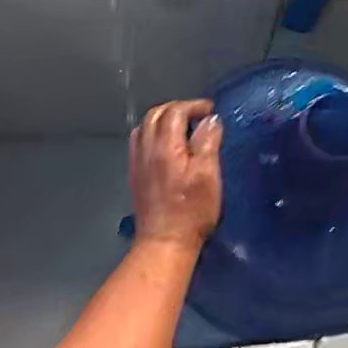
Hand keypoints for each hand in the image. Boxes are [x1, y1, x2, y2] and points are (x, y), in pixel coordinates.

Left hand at [129, 99, 223, 248]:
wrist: (165, 241)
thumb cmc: (192, 209)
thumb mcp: (208, 173)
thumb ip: (208, 141)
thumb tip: (210, 119)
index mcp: (165, 145)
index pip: (175, 111)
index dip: (194, 105)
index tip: (211, 111)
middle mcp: (146, 148)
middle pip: (156, 114)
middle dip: (178, 108)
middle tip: (198, 115)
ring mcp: (138, 162)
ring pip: (145, 127)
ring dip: (164, 119)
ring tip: (183, 127)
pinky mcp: (136, 175)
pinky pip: (140, 142)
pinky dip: (154, 133)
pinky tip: (167, 146)